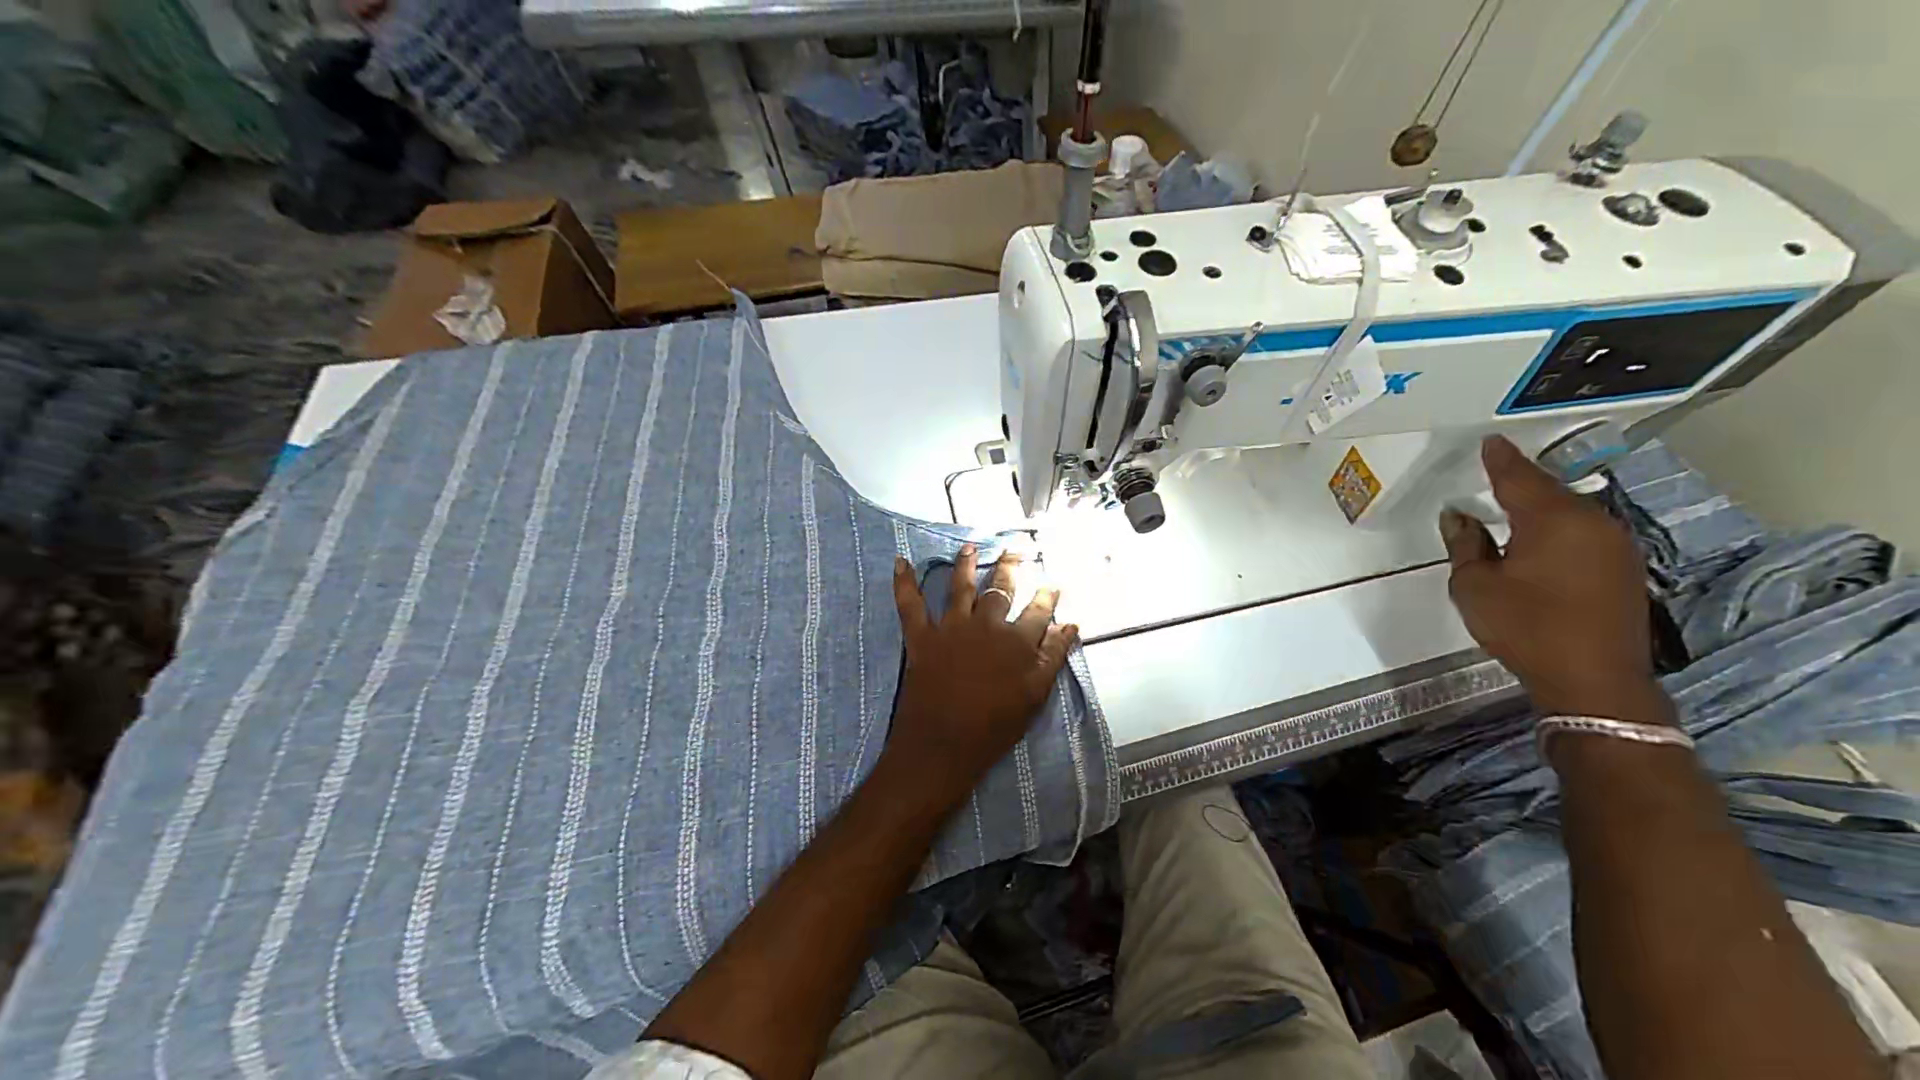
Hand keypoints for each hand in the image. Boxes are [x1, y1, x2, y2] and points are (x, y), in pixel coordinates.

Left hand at [883, 544, 1079, 812]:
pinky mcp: (922, 637)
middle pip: (1001, 589)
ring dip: (966, 563)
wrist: (944, 744)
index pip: (1039, 611)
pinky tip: (900, 561)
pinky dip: (903, 582)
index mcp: (1017, 641)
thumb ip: (1053, 657)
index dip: (1048, 596)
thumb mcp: (1035, 695)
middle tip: (1016, 550)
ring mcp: (951, 628)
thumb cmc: (995, 726)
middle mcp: (986, 625)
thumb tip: (1070, 625)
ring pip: (960, 586)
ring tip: (971, 546)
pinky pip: (910, 604)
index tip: (1053, 583)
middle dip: (1011, 568)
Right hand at [1442, 436, 1672, 723]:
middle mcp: (1592, 523)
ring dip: (1542, 507)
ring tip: (1514, 504)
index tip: (1490, 442)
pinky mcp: (1624, 569)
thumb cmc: (1525, 627)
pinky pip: (1585, 532)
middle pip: (1550, 492)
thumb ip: (1466, 545)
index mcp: (1552, 520)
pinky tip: (1542, 538)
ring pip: (1571, 512)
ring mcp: (1615, 546)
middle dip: (1522, 482)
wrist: (1594, 679)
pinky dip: (1559, 528)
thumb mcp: (1475, 587)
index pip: (1519, 478)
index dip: (1501, 460)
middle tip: (1496, 472)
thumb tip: (1459, 516)